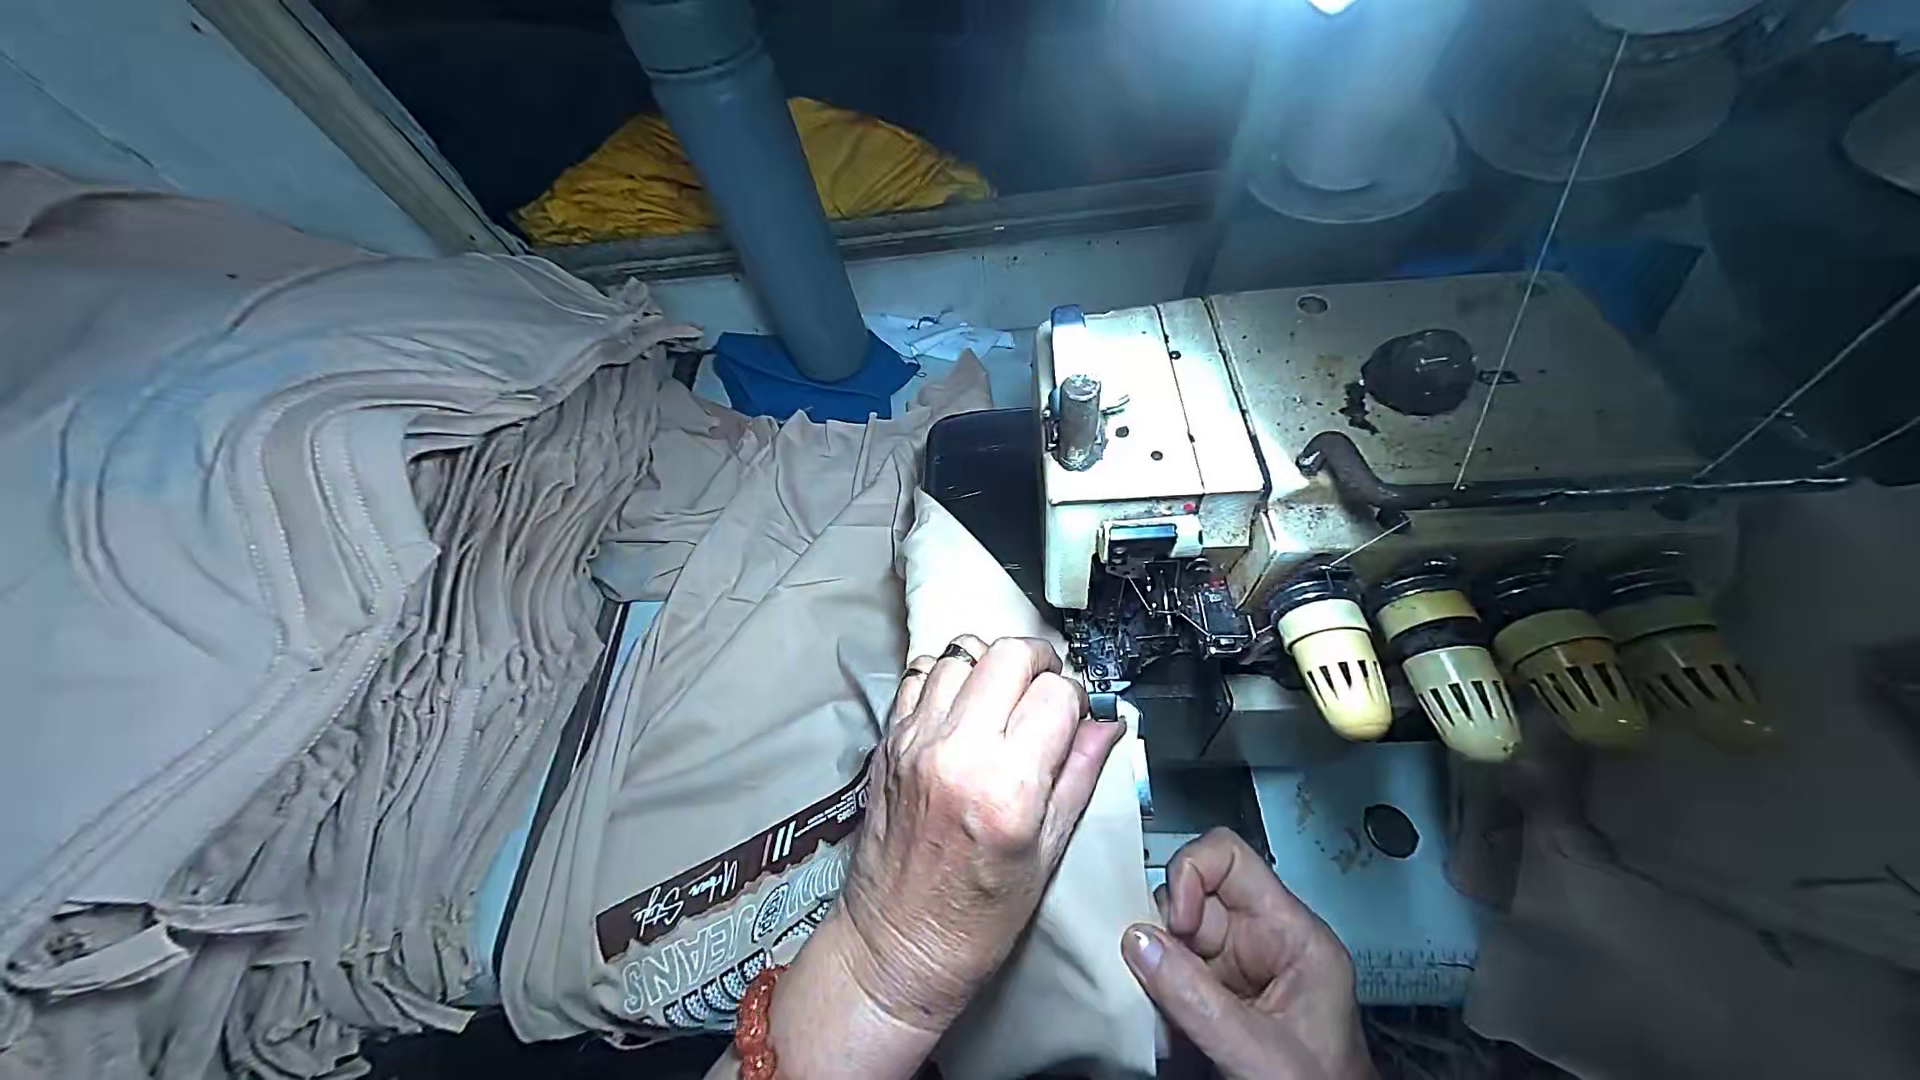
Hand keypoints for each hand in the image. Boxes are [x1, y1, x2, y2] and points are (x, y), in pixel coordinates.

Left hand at [766, 635, 1123, 1078]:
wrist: (894, 945)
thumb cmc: (978, 917)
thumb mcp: (1049, 854)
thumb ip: (1080, 774)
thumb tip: (1109, 722)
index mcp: (1007, 788)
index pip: (1056, 694)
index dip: (1077, 696)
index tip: (1076, 711)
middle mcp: (957, 751)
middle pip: (1007, 653)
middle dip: (1038, 660)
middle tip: (1044, 688)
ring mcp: (915, 739)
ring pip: (961, 652)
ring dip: (990, 664)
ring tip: (1001, 696)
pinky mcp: (888, 738)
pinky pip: (919, 672)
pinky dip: (946, 674)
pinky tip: (960, 702)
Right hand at [1122, 828, 1375, 1079]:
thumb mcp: (1264, 1056)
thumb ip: (1199, 1000)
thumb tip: (1136, 939)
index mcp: (1292, 934)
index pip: (1230, 857)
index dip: (1192, 872)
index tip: (1176, 923)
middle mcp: (1261, 939)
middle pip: (1192, 891)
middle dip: (1164, 925)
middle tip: (1153, 969)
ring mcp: (1235, 966)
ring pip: (1172, 927)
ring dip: (1153, 958)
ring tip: (1158, 1005)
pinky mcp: (1213, 993)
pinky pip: (1167, 964)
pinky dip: (1152, 984)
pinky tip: (1160, 1018)